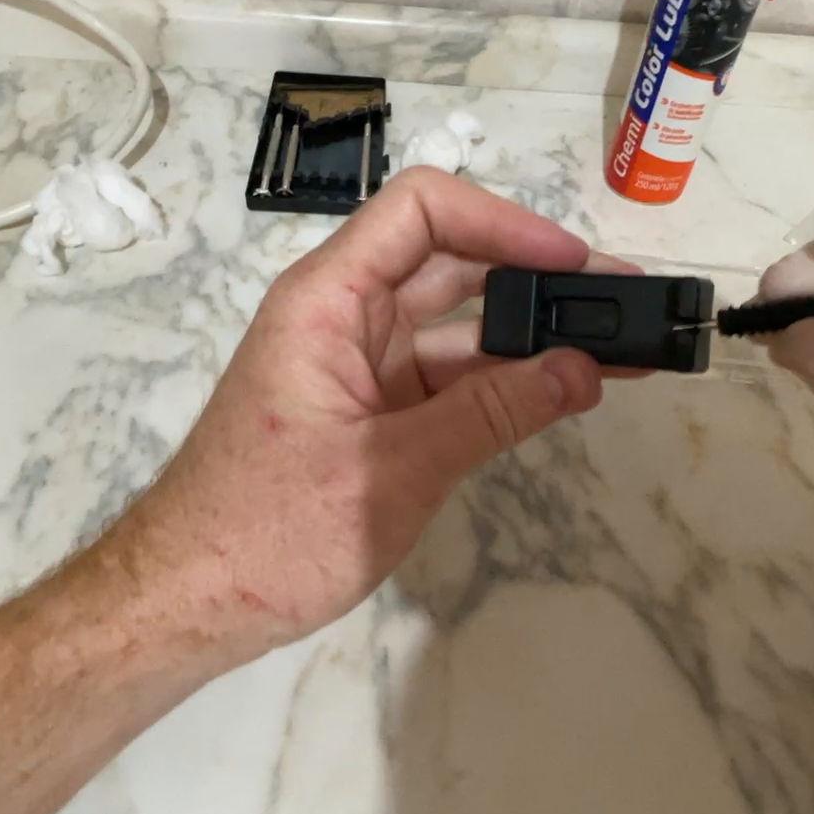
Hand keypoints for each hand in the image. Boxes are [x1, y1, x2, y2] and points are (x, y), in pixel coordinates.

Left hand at [114, 168, 624, 668]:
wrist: (193, 601)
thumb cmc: (271, 531)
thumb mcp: (394, 470)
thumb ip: (493, 415)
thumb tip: (585, 370)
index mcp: (328, 299)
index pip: (421, 212)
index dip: (502, 222)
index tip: (572, 264)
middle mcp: (346, 315)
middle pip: (450, 262)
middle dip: (537, 276)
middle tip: (621, 299)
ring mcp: (363, 363)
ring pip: (459, 324)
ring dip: (533, 334)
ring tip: (618, 347)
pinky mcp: (377, 407)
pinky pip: (451, 376)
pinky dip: (505, 382)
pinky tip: (565, 389)